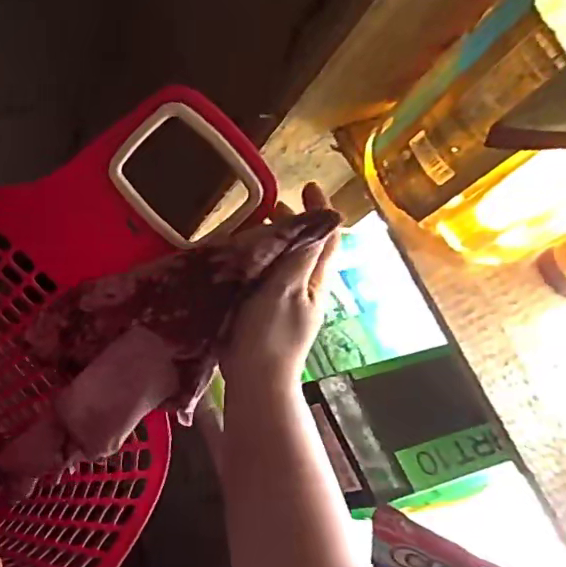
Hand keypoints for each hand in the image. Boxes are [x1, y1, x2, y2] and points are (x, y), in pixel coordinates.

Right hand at [220, 182, 339, 387]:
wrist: (256, 380)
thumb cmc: (270, 335)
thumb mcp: (286, 289)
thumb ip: (300, 256)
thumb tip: (319, 221)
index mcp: (314, 280)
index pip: (326, 237)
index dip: (319, 210)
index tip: (308, 186)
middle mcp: (304, 289)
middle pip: (305, 248)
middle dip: (293, 223)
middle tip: (270, 206)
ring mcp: (285, 303)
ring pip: (285, 263)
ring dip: (273, 242)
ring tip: (251, 228)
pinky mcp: (264, 315)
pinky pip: (266, 278)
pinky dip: (258, 262)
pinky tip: (239, 263)